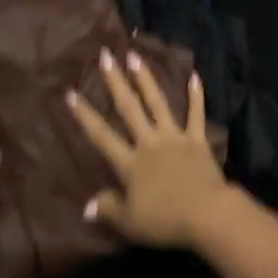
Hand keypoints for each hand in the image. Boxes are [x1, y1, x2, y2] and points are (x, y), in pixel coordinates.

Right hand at [67, 48, 232, 247]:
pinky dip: (196, 95)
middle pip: (129, 108)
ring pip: (157, 103)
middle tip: (106, 55)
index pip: (101, 136)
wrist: (206, 214)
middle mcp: (150, 143)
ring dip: (146, 79)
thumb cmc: (164, 220)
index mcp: (131, 163)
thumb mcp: (129, 222)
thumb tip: (86, 206)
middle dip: (115, 81)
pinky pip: (196, 114)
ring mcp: (175, 138)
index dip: (85, 115)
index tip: (71, 93)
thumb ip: (108, 208)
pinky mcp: (197, 140)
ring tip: (136, 56)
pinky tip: (194, 76)